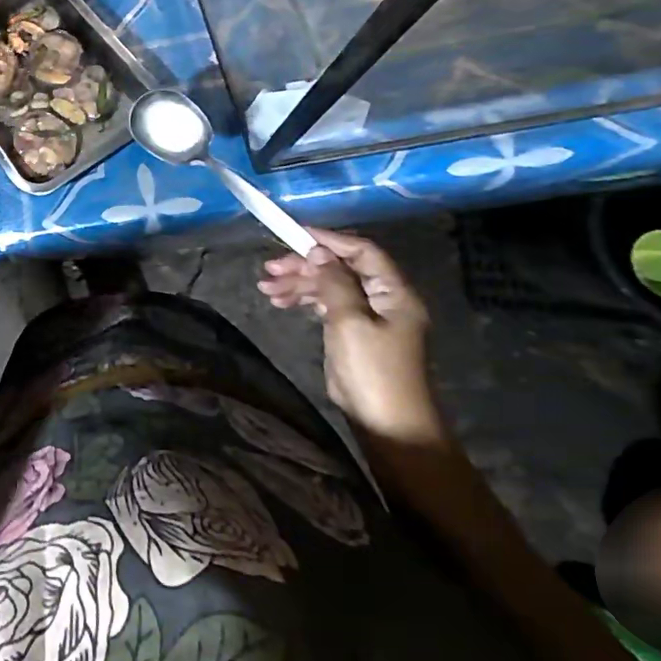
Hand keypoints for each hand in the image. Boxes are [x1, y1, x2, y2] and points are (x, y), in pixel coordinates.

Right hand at [258, 229, 446, 443]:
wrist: (387, 424)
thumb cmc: (372, 370)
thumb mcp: (350, 321)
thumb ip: (334, 282)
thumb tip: (318, 252)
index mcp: (394, 292)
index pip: (362, 252)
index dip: (328, 240)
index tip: (293, 236)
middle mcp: (384, 300)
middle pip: (341, 269)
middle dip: (304, 265)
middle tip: (269, 269)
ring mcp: (369, 318)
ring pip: (330, 287)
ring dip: (299, 284)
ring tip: (266, 289)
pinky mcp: (354, 334)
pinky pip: (327, 305)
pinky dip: (304, 300)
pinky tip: (281, 302)